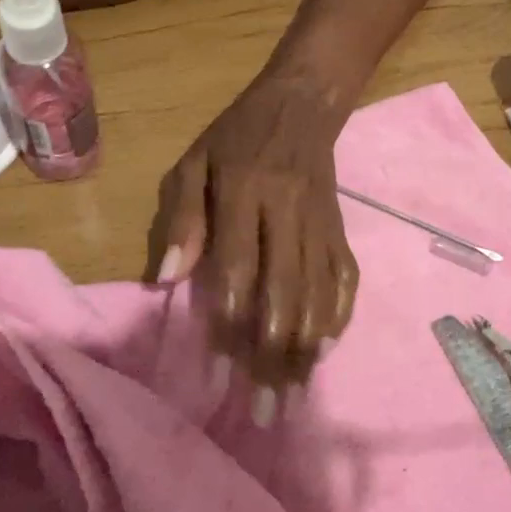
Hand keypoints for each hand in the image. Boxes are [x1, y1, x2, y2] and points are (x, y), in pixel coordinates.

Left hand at [155, 74, 359, 399]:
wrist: (303, 103)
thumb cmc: (236, 135)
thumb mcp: (193, 162)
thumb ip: (182, 217)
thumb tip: (165, 280)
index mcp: (244, 190)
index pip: (239, 264)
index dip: (231, 319)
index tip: (220, 371)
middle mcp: (288, 210)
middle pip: (285, 290)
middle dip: (275, 353)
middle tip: (265, 409)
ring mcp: (321, 221)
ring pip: (319, 292)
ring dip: (307, 348)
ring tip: (294, 397)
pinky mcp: (341, 228)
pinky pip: (345, 278)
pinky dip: (338, 317)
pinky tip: (325, 351)